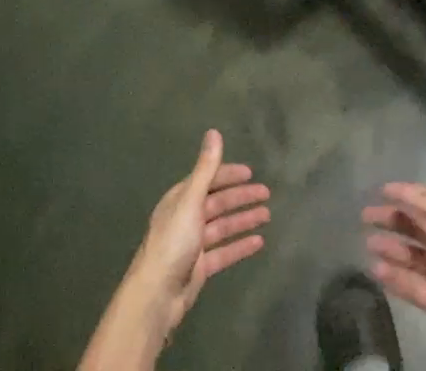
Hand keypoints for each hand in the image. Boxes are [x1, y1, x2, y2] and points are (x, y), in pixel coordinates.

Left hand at [78, 130, 269, 370]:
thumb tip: (213, 132)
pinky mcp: (200, 267)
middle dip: (240, 197)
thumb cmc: (172, 242)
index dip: (227, 175)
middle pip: (217, 203)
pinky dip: (240, 245)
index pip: (207, 179)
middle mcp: (185, 218)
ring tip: (267, 215)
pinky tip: (259, 242)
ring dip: (243, 219)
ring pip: (222, 226)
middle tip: (266, 194)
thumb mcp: (190, 201)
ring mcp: (193, 243)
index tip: (250, 172)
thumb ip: (205, 169)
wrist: (157, 294)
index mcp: (180, 200)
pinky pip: (224, 251)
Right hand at [364, 183, 425, 370]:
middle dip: (395, 221)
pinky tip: (377, 269)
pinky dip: (395, 279)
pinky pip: (413, 288)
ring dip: (392, 249)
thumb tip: (407, 193)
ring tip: (369, 243)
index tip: (383, 190)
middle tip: (367, 216)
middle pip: (421, 230)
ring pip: (414, 259)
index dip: (411, 196)